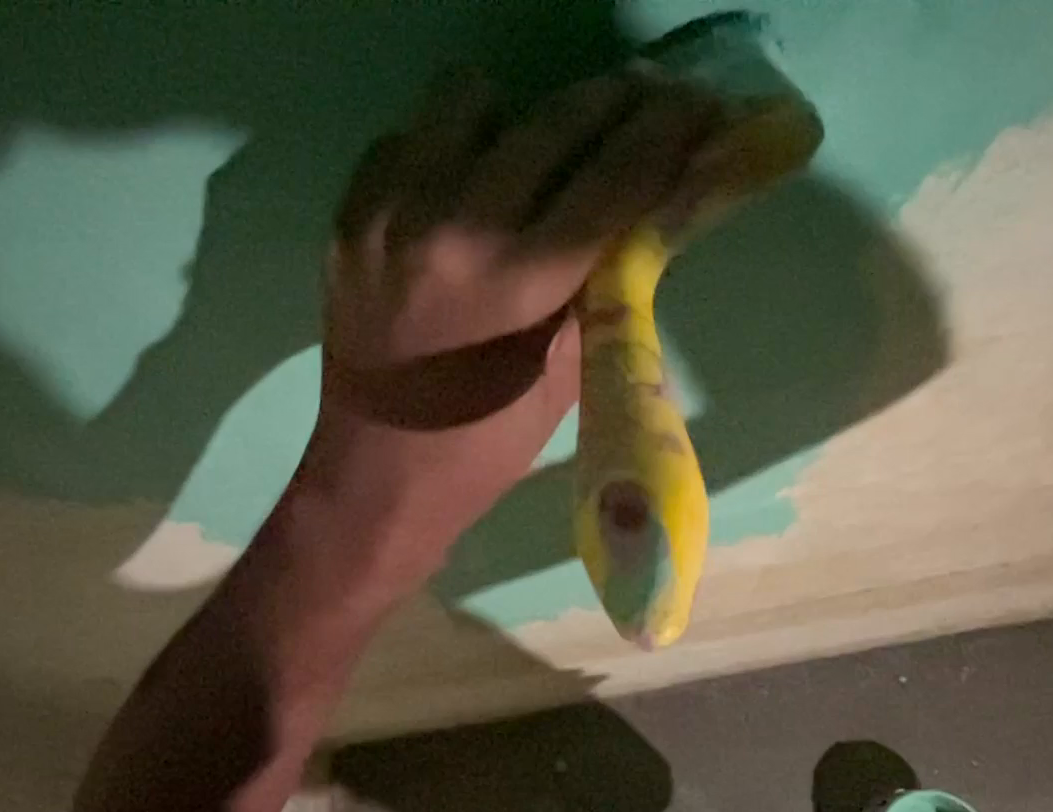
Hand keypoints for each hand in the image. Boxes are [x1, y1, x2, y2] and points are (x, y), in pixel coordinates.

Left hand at [296, 68, 725, 587]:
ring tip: (536, 156)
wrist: (377, 472)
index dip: (671, 131)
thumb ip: (606, 280)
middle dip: (618, 102)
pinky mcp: (350, 213)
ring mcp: (391, 211)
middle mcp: (453, 226)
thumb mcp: (568, 372)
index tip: (702, 104)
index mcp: (519, 284)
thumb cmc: (487, 444)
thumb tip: (653, 201)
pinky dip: (450, 149)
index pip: (616, 176)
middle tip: (647, 102)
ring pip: (473, 99)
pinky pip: (412, 135)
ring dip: (520, 119)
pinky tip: (466, 191)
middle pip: (557, 120)